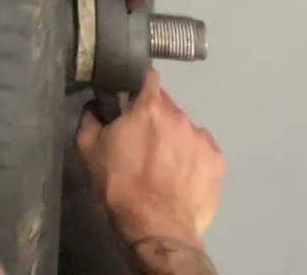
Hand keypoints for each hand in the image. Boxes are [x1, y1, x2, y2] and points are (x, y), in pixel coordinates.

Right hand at [77, 70, 224, 246]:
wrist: (155, 229)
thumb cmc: (119, 185)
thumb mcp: (88, 148)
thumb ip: (90, 118)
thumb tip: (95, 107)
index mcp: (149, 106)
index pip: (149, 77)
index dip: (140, 85)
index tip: (133, 99)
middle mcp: (179, 115)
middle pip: (167, 105)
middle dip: (156, 116)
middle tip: (144, 140)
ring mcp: (201, 139)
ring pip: (186, 129)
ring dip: (175, 138)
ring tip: (165, 164)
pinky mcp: (217, 163)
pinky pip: (203, 151)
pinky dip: (193, 158)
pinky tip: (183, 176)